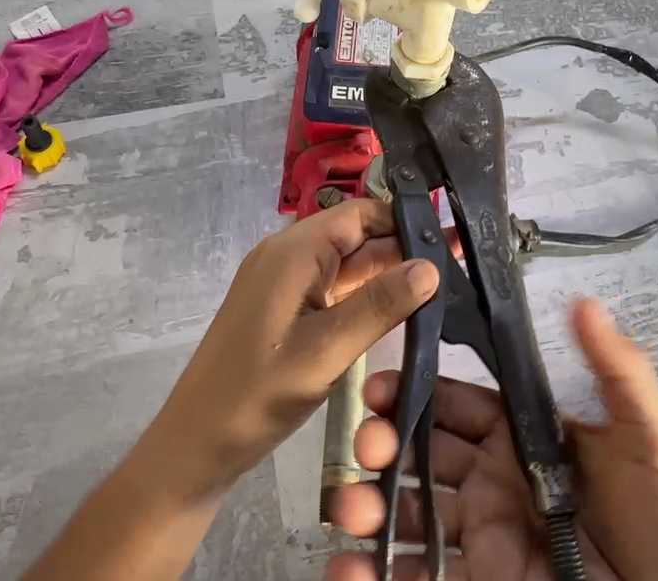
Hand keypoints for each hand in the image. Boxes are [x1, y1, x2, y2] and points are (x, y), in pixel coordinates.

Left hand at [134, 198, 439, 500]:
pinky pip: (333, 288)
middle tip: (461, 257)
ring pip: (346, 264)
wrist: (196, 443)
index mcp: (292, 252)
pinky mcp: (284, 309)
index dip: (403, 218)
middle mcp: (287, 256)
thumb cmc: (256, 393)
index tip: (450, 232)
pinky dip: (366, 293)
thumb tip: (430, 266)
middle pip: (354, 236)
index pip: (357, 214)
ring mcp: (284, 283)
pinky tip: (402, 304)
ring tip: (445, 277)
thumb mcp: (325, 351)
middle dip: (403, 245)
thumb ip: (379, 306)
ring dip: (388, 270)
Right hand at [327, 299, 657, 580]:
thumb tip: (585, 303)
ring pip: (406, 511)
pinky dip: (371, 572)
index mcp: (522, 440)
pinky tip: (350, 567)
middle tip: (365, 443)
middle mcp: (492, 484)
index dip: (416, 391)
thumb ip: (618, 374)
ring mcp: (480, 540)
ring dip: (366, 501)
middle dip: (381, 440)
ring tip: (349, 507)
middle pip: (419, 451)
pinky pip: (412, 577)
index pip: (455, 404)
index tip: (380, 386)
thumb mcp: (650, 445)